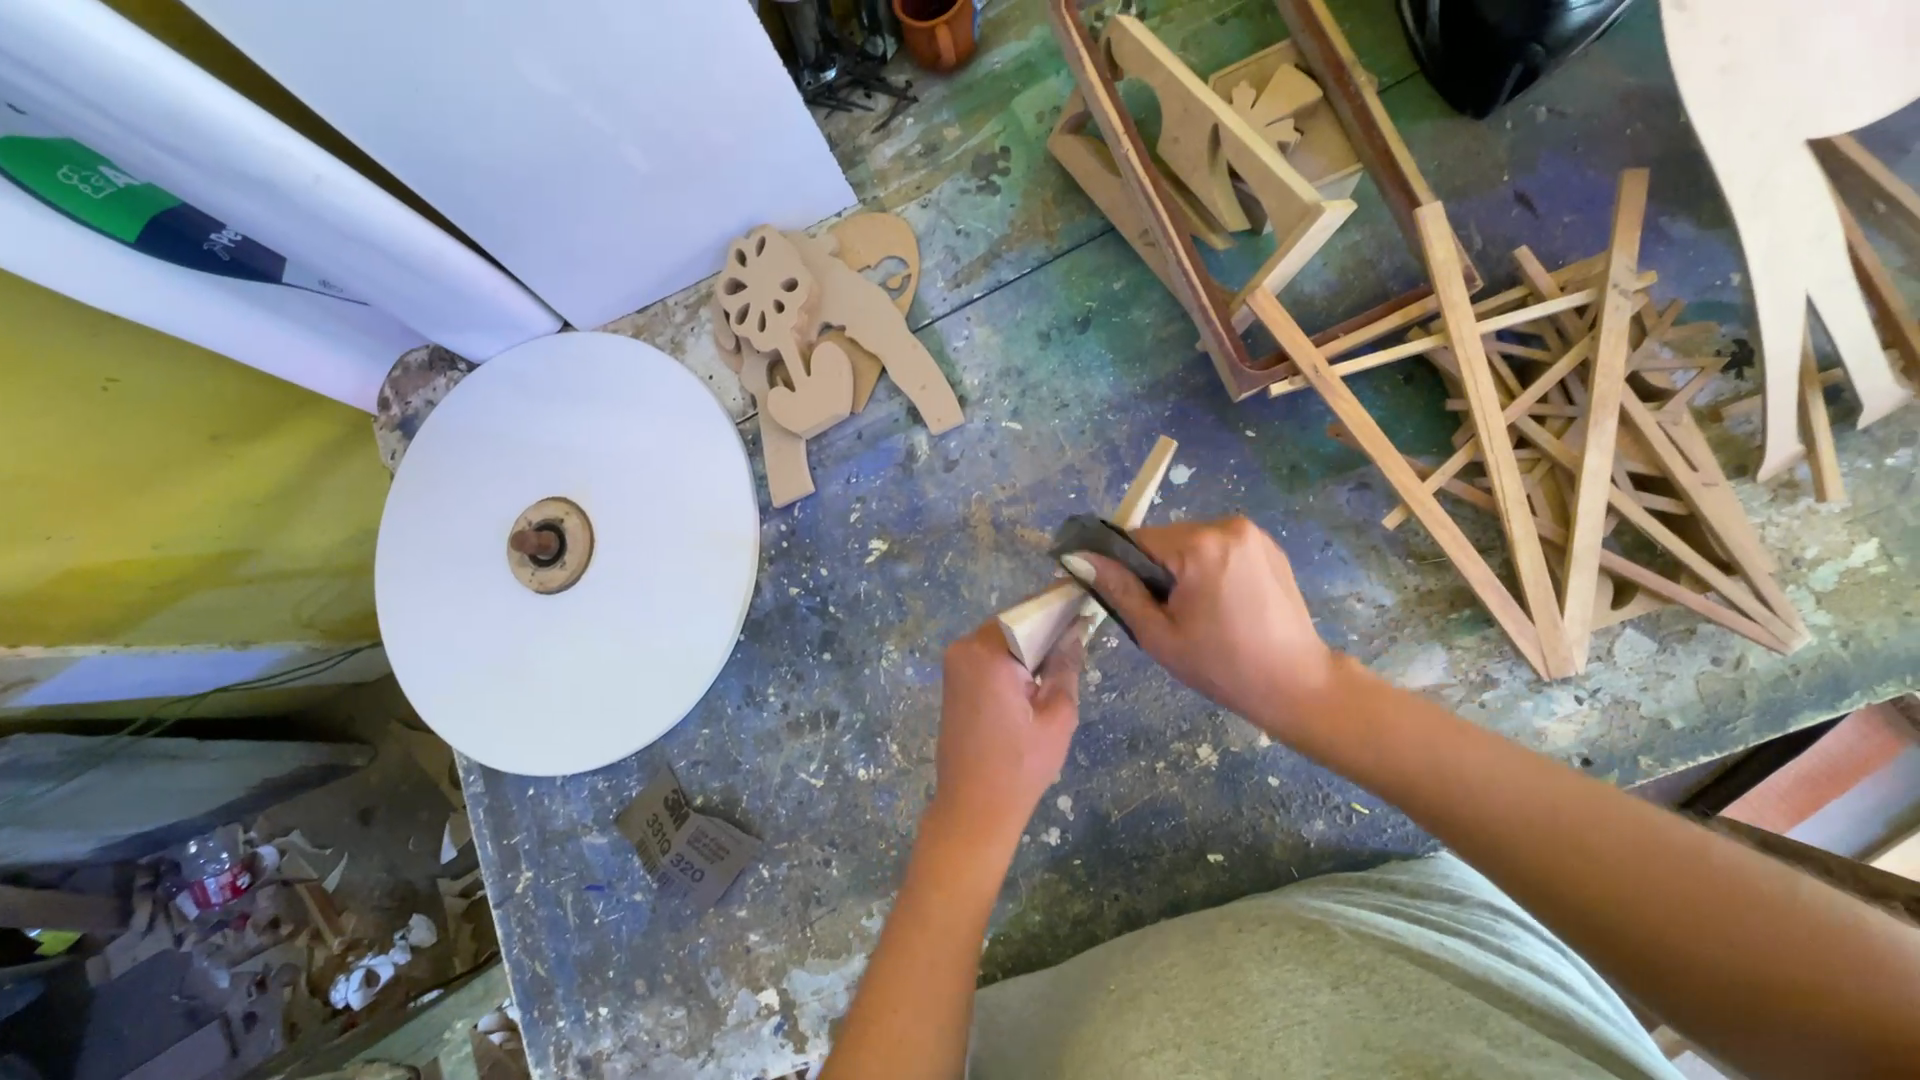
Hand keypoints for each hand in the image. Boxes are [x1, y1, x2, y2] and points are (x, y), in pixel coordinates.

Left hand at [930, 621, 1085, 847]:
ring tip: (1068, 643)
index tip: (1088, 597)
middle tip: (1083, 622)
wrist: (973, 808)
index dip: (1061, 604)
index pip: (1030, 612)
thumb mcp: (1057, 716)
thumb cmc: (1020, 766)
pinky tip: (1040, 665)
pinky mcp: (954, 678)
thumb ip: (1065, 665)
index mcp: (988, 653)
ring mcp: (955, 663)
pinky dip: (1014, 654)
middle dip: (1046, 622)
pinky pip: (990, 652)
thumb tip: (1076, 630)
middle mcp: (964, 648)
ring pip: (1002, 635)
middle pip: (1014, 621)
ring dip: (1031, 639)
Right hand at [1069, 517, 1334, 735]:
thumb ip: (1119, 590)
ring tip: (1197, 612)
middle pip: (1167, 540)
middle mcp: (1228, 526)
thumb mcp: (1159, 634)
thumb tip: (1080, 558)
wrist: (1295, 683)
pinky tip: (1222, 604)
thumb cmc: (1221, 665)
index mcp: (1200, 545)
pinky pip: (1220, 548)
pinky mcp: (1268, 546)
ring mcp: (1253, 533)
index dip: (1122, 567)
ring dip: (1183, 569)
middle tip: (1167, 615)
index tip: (1126, 599)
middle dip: (1157, 570)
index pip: (1137, 540)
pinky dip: (1210, 568)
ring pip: (1193, 543)